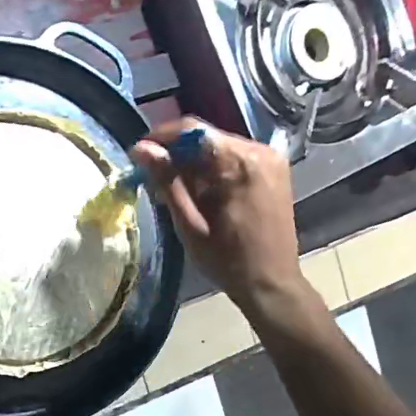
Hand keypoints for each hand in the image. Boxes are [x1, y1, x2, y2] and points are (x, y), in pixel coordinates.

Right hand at [130, 120, 309, 313]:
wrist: (272, 284)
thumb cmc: (228, 262)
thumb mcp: (190, 225)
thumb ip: (168, 182)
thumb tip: (141, 149)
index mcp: (239, 163)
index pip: (192, 130)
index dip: (161, 138)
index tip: (139, 155)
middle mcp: (259, 150)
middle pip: (207, 137)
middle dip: (179, 154)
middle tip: (156, 179)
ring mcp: (271, 159)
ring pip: (221, 147)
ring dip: (197, 162)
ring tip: (179, 189)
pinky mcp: (276, 170)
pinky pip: (237, 159)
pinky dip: (217, 169)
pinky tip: (205, 192)